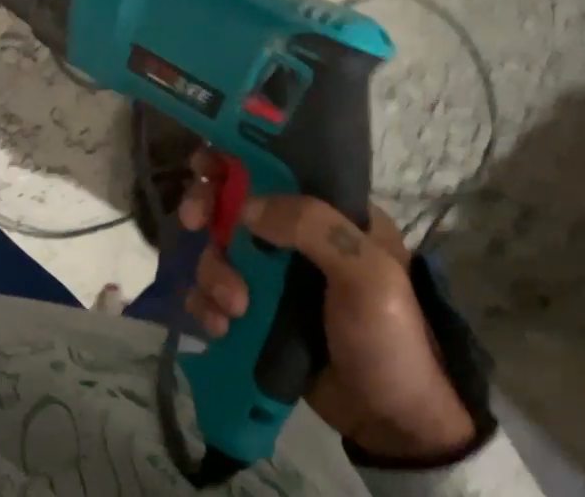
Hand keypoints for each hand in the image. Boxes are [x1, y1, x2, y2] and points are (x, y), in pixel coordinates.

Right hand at [178, 172, 476, 461]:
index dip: (233, 160)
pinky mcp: (254, 308)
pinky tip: (220, 325)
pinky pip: (210, 291)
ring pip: (217, 249)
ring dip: (213, 273)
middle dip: (206, 210)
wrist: (391, 423)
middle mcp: (296, 235)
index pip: (275, 167)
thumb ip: (315, 228)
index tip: (204, 168)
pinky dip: (205, 303)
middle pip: (231, 202)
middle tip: (193, 224)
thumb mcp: (369, 277)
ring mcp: (271, 273)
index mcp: (331, 214)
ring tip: (233, 308)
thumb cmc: (391, 340)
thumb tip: (247, 207)